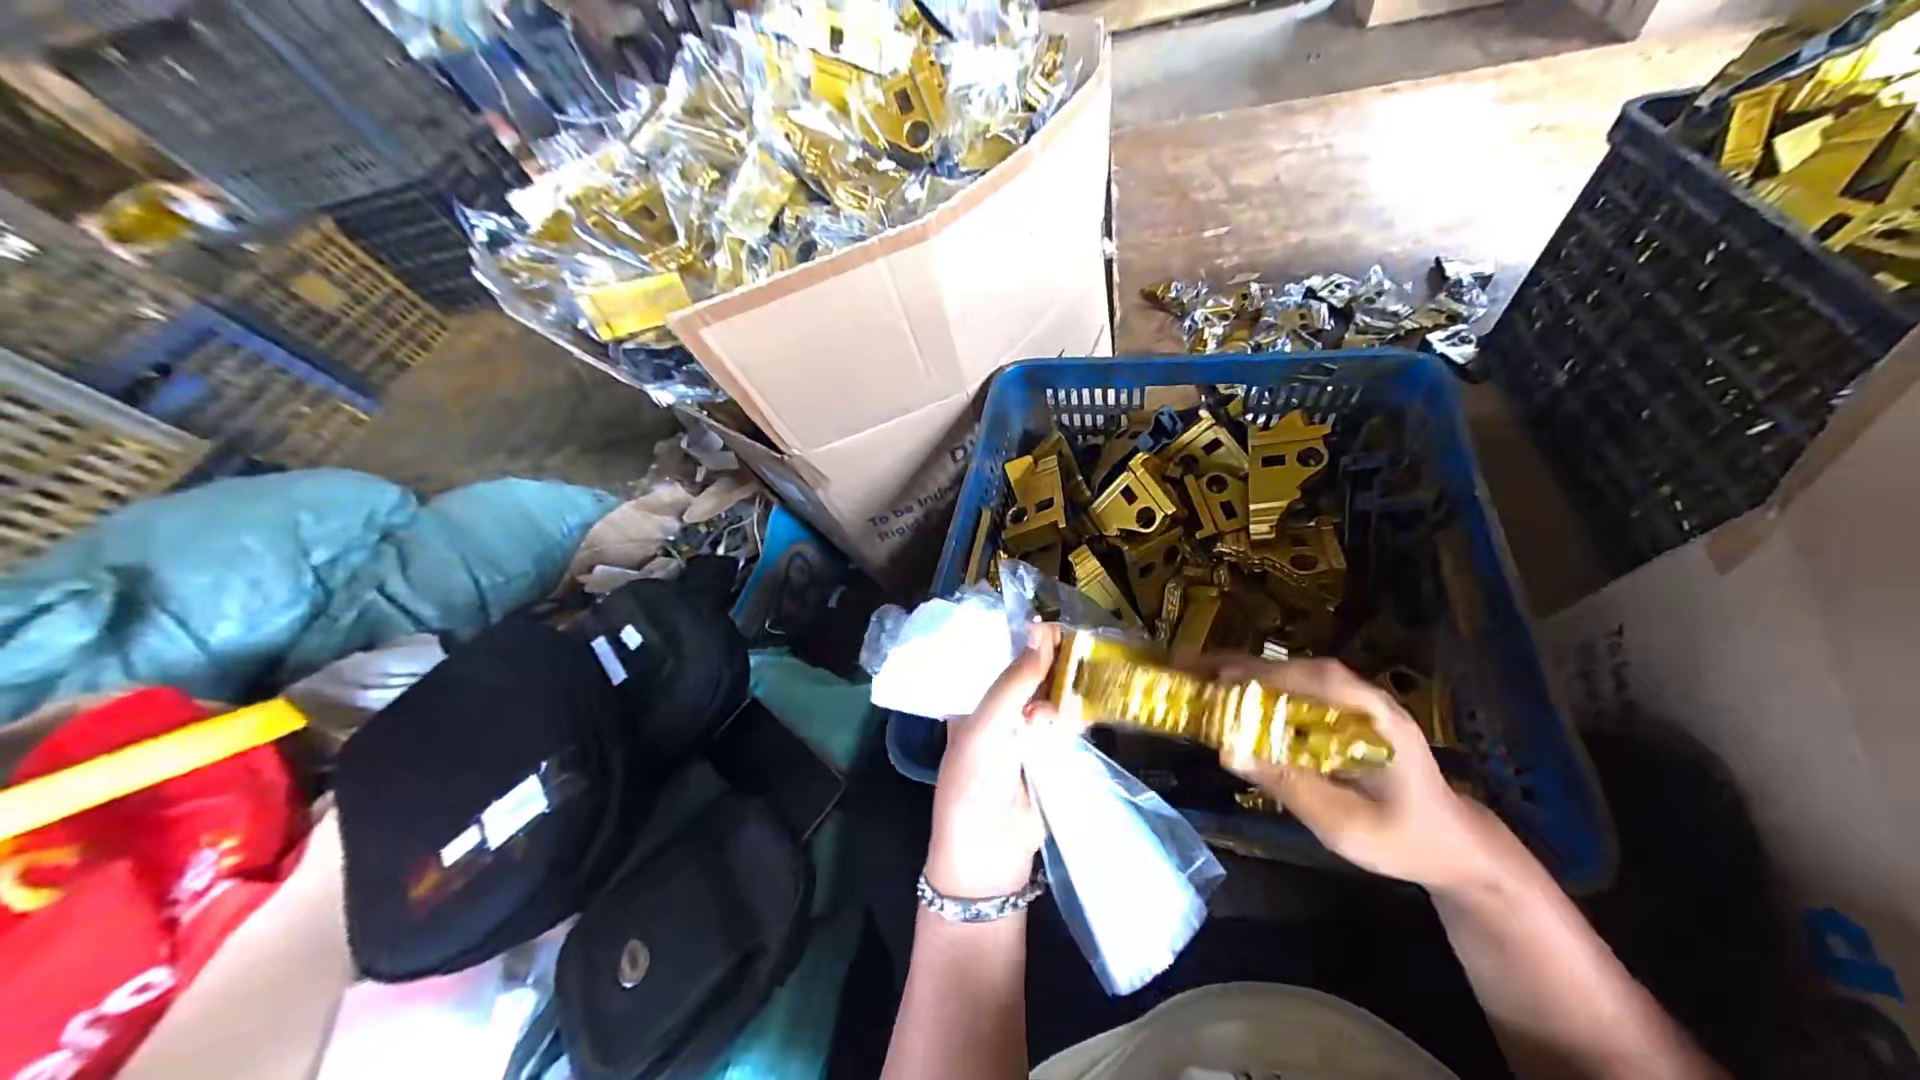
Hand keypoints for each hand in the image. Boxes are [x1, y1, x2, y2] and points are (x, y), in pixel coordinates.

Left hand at [924, 624, 1057, 897]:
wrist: (988, 855)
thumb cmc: (972, 783)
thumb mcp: (985, 726)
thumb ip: (1014, 683)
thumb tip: (1041, 632)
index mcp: (971, 703)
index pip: (996, 661)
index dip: (1021, 641)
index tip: (1049, 624)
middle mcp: (998, 715)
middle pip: (1029, 677)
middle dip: (1049, 662)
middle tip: (1076, 644)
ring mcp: (1026, 737)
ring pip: (1051, 699)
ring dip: (1064, 689)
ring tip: (1080, 678)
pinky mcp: (1051, 757)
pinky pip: (1066, 727)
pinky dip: (1075, 716)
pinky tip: (1085, 707)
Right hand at [1213, 657, 1515, 893]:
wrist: (1453, 846)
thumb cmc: (1404, 840)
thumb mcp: (1345, 824)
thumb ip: (1291, 786)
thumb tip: (1230, 751)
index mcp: (1375, 719)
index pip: (1315, 681)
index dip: (1263, 677)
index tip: (1216, 681)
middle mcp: (1363, 699)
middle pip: (1295, 669)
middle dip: (1239, 666)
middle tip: (1185, 668)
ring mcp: (1354, 704)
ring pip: (1292, 675)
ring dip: (1243, 673)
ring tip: (1195, 675)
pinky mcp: (1342, 714)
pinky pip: (1295, 691)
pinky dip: (1258, 688)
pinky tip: (1229, 696)